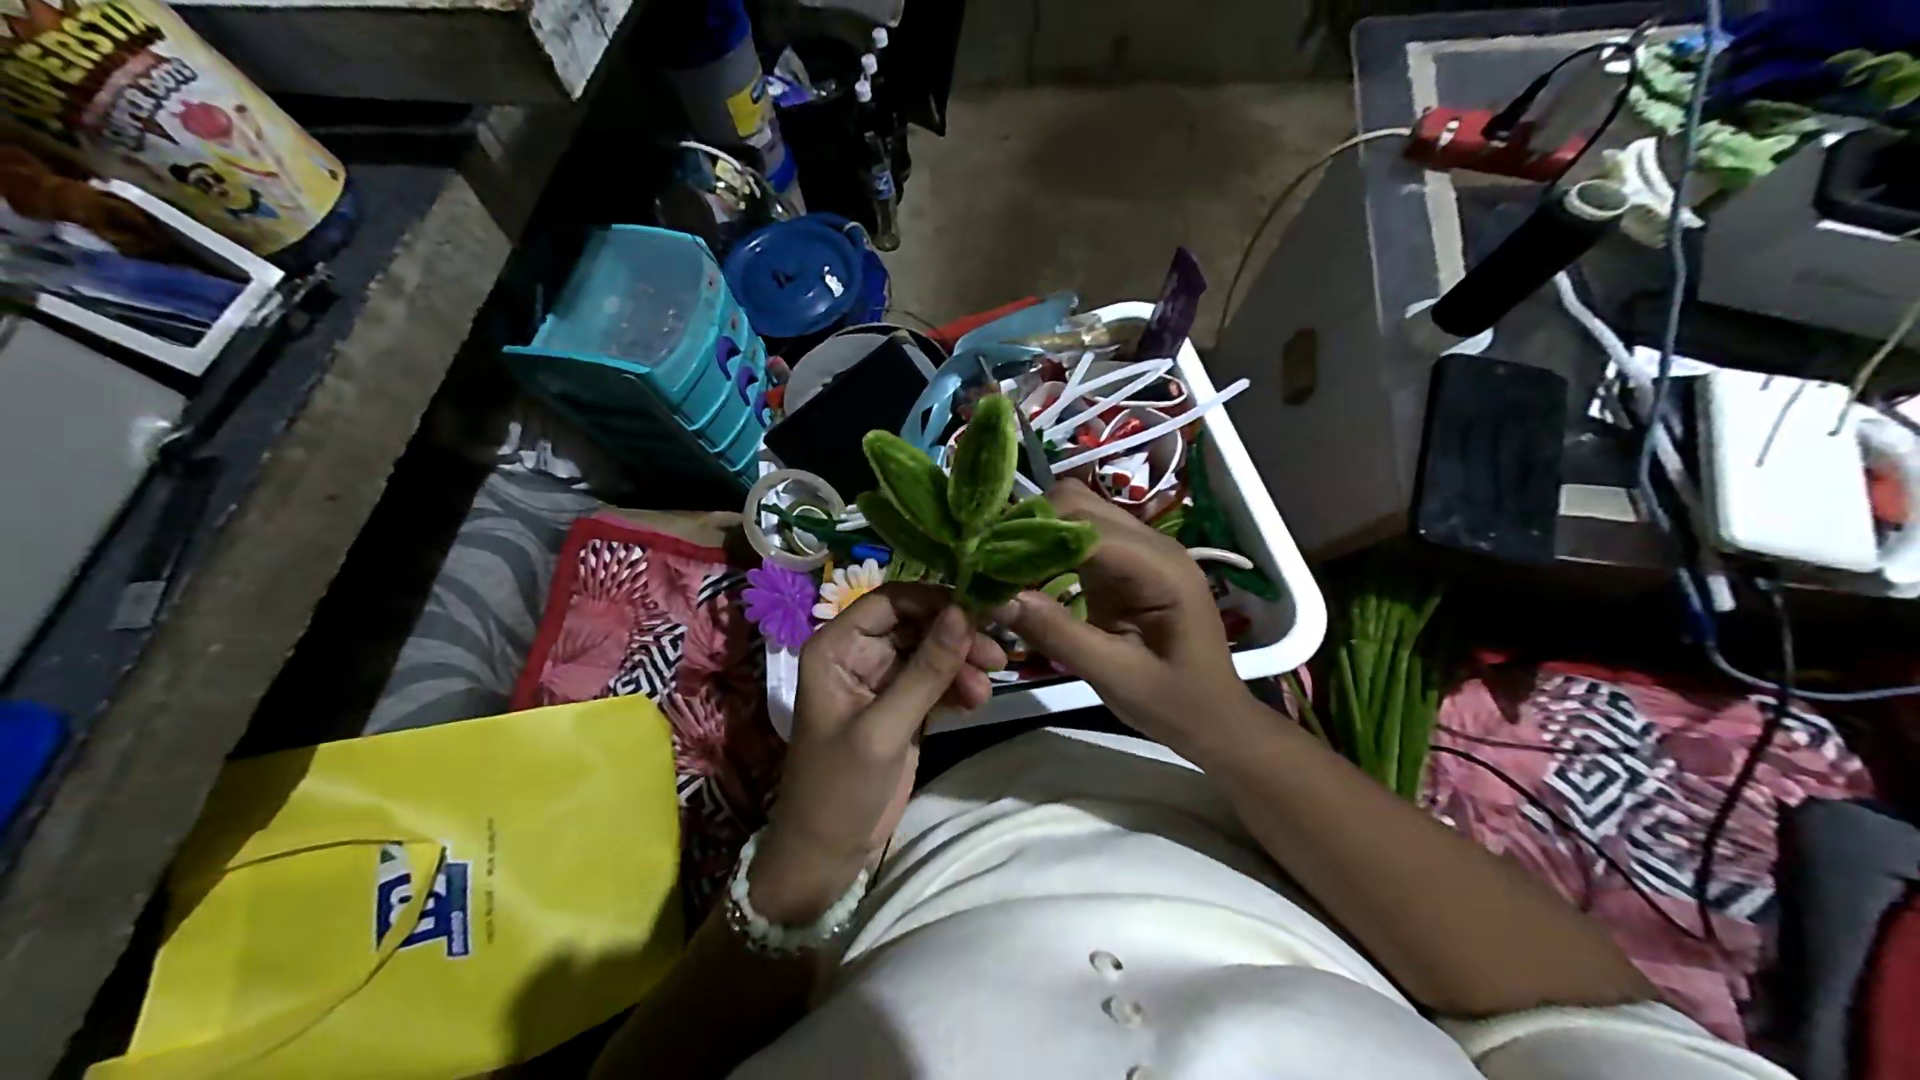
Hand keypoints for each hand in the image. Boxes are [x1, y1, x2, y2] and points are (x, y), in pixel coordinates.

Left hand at [752, 584, 1006, 923]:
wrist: (827, 852)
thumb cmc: (840, 787)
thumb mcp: (884, 728)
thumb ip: (925, 671)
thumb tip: (963, 613)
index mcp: (836, 647)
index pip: (890, 601)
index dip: (933, 601)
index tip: (979, 612)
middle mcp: (858, 654)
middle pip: (916, 624)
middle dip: (955, 637)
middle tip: (995, 656)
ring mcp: (882, 680)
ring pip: (931, 652)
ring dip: (961, 664)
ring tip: (985, 690)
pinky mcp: (902, 706)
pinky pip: (935, 681)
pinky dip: (957, 687)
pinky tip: (975, 701)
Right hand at [995, 479, 1256, 756]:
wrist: (1215, 717)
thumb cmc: (1176, 702)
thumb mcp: (1116, 676)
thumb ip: (1060, 635)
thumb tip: (1000, 599)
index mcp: (1160, 569)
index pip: (1085, 527)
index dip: (1031, 536)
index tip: (983, 561)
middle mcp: (1151, 545)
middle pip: (1078, 504)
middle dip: (1027, 526)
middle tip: (984, 564)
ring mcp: (1138, 550)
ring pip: (1075, 512)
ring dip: (1034, 532)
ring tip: (997, 566)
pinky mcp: (1124, 564)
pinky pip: (1077, 537)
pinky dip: (1045, 547)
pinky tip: (1022, 574)